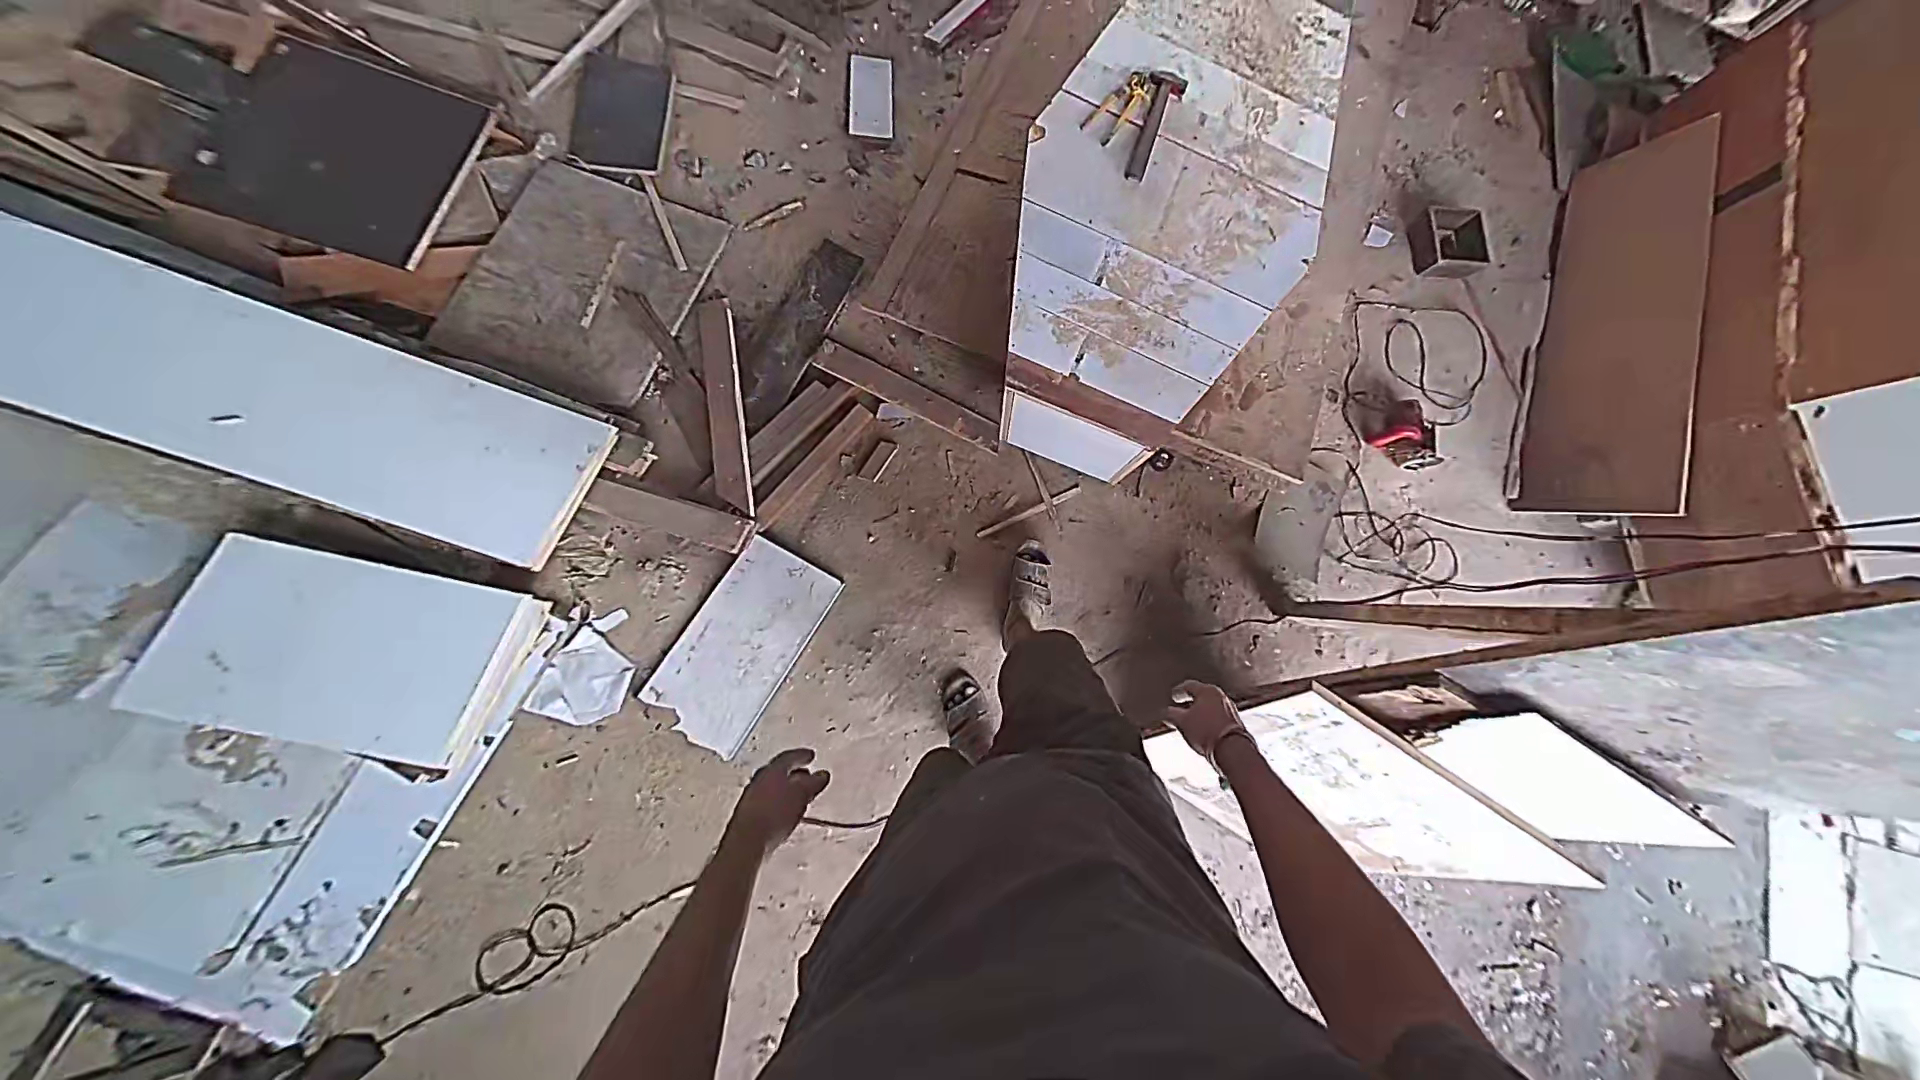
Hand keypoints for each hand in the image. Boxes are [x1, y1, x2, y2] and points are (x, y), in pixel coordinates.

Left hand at [722, 748, 830, 860]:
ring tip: (798, 795)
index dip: (801, 756)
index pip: (789, 757)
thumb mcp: (802, 795)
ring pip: (772, 787)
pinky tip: (784, 813)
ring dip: (786, 789)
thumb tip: (822, 776)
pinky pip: (766, 802)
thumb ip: (813, 783)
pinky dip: (778, 803)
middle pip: (779, 771)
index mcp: (772, 770)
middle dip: (794, 773)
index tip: (809, 756)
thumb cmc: (773, 815)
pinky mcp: (747, 815)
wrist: (748, 841)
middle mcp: (759, 780)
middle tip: (806, 775)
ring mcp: (751, 798)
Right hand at [1166, 681, 1248, 768]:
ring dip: (1200, 715)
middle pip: (1201, 697)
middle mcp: (1221, 698)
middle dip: (1189, 704)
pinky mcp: (1235, 725)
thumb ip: (1170, 714)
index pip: (1189, 686)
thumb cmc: (1209, 732)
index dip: (1178, 691)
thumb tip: (1166, 713)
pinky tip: (1203, 732)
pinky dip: (1209, 723)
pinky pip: (1218, 720)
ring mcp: (1230, 711)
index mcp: (1208, 691)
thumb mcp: (1181, 722)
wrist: (1231, 750)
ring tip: (1191, 724)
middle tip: (1180, 710)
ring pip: (1211, 709)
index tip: (1174, 695)